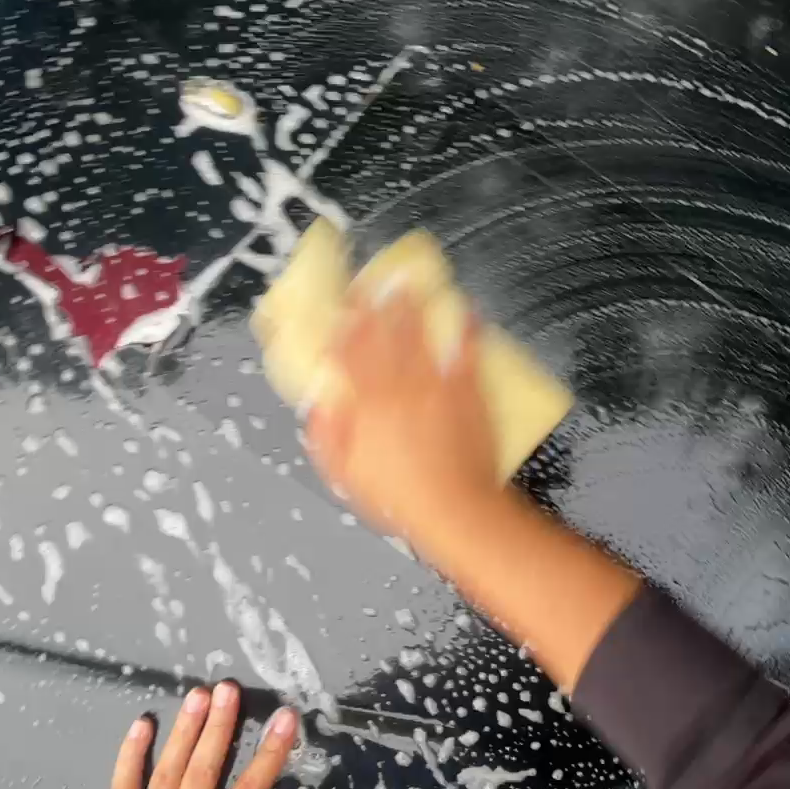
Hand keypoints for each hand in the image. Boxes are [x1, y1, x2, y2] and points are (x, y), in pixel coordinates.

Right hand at [306, 290, 500, 542]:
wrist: (456, 508)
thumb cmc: (400, 498)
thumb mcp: (345, 475)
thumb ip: (327, 435)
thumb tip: (319, 403)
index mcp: (368, 405)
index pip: (349, 354)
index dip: (343, 326)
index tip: (340, 306)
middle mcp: (401, 388)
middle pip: (384, 336)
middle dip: (376, 305)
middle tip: (372, 280)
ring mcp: (437, 386)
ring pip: (421, 336)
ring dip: (413, 306)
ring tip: (408, 282)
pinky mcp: (469, 392)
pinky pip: (468, 351)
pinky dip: (467, 328)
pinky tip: (468, 309)